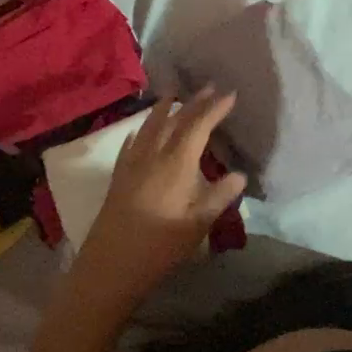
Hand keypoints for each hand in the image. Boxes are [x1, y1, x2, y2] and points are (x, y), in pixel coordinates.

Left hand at [70, 89, 245, 306]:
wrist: (111, 264)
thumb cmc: (160, 246)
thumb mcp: (198, 224)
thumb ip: (219, 196)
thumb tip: (239, 174)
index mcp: (176, 163)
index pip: (198, 126)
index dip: (215, 109)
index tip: (230, 94)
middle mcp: (153, 155)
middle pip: (174, 120)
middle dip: (194, 103)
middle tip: (209, 87)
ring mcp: (132, 164)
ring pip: (150, 126)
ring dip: (164, 109)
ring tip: (173, 95)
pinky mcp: (118, 176)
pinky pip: (131, 143)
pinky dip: (140, 131)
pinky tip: (139, 132)